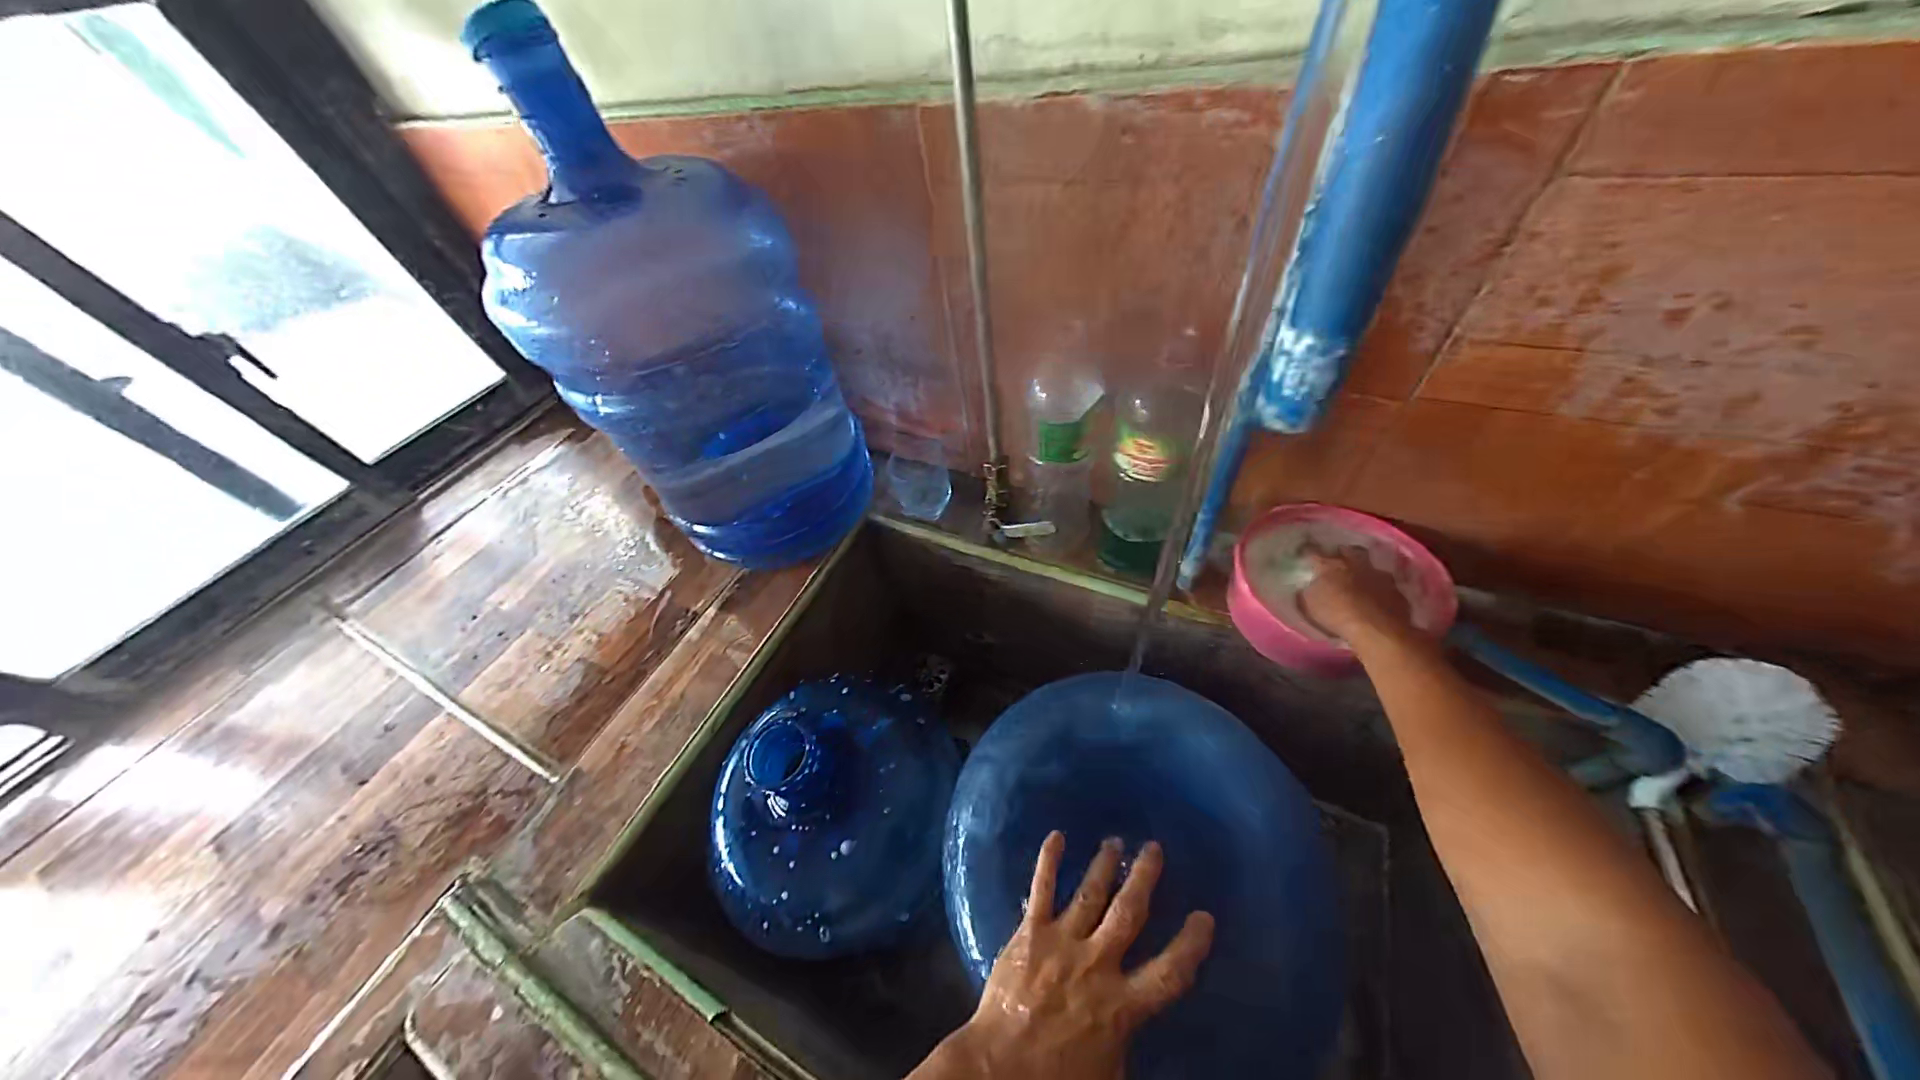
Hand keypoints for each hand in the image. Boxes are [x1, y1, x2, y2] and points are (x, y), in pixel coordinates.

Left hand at [909, 833, 1214, 1079]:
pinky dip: (1048, 861)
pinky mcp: (1030, 933)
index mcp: (1122, 1005)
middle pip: (1129, 913)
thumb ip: (1127, 1040)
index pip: (1170, 971)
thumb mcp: (1110, 1072)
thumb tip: (1137, 1025)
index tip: (1203, 916)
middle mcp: (1097, 964)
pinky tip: (1056, 836)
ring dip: (1103, 865)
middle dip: (1143, 878)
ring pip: (1090, 895)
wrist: (1001, 1068)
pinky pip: (1042, 890)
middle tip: (1153, 848)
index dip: (1191, 944)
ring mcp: (1062, 942)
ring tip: (1114, 841)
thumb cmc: (1058, 1077)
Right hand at [1299, 546, 1413, 642]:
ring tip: (1359, 579)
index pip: (1313, 551)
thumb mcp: (1310, 605)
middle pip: (1348, 550)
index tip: (1304, 553)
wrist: (1377, 629)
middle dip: (1341, 553)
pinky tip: (1377, 597)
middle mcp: (1355, 564)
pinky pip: (1385, 584)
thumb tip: (1309, 585)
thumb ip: (1308, 590)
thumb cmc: (1337, 615)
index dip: (1308, 552)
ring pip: (1369, 565)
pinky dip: (1379, 587)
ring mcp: (1378, 575)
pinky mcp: (1396, 589)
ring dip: (1363, 570)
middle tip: (1336, 562)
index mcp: (1330, 565)